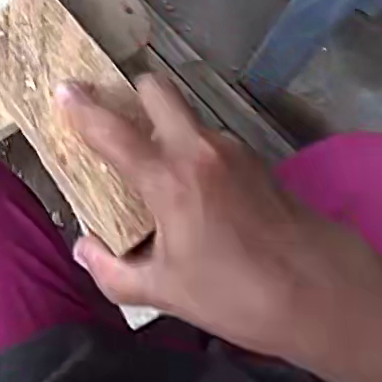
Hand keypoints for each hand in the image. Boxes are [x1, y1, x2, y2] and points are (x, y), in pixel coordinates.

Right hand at [59, 75, 381, 358]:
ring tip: (154, 162)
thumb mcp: (166, 293)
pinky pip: (207, 135)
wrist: (316, 285)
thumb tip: (84, 247)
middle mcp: (197, 148)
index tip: (64, 88)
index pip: (114, 132)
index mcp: (169, 179)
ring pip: (184, 113)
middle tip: (116, 115)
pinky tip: (194, 185)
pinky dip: (190, 146)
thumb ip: (115, 270)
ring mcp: (228, 145)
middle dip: (132, 91)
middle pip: (157, 89)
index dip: (83, 109)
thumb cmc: (235, 292)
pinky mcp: (250, 153)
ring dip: (164, 123)